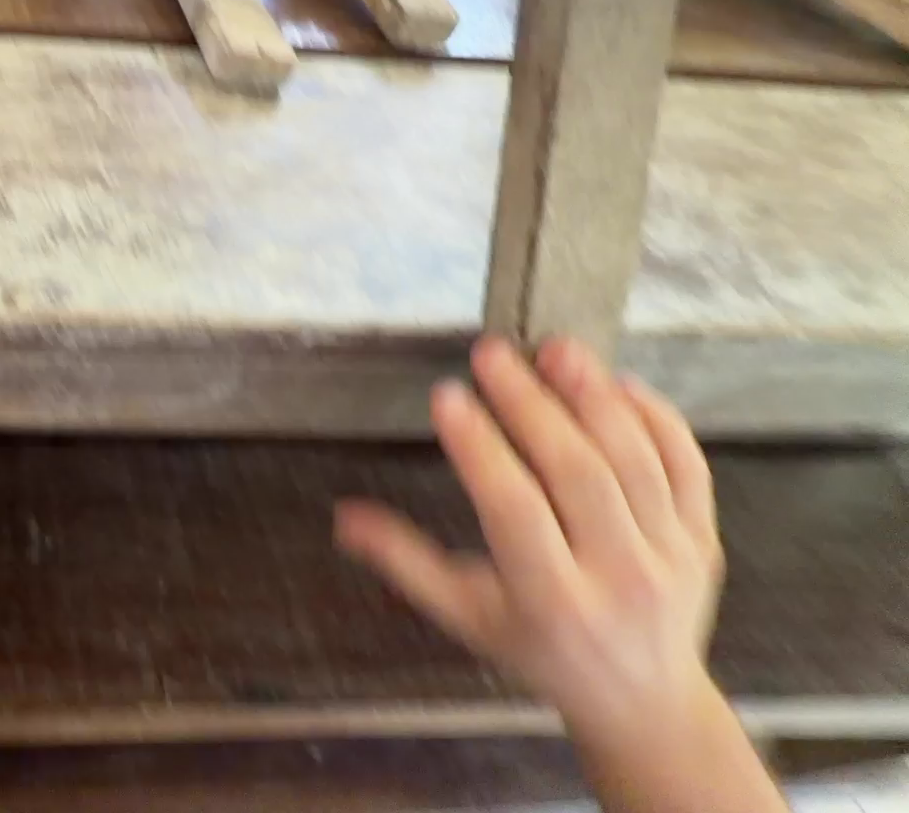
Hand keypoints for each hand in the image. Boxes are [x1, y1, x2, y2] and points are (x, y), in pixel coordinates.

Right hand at [335, 337, 724, 738]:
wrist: (643, 698)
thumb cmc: (534, 646)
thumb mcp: (460, 613)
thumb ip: (404, 561)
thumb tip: (343, 515)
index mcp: (550, 596)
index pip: (512, 508)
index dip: (477, 447)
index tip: (446, 395)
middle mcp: (619, 575)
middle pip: (578, 474)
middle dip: (530, 405)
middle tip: (492, 354)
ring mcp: (673, 555)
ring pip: (636, 462)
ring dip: (594, 398)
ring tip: (556, 350)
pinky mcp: (705, 538)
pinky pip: (688, 468)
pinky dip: (657, 419)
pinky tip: (617, 382)